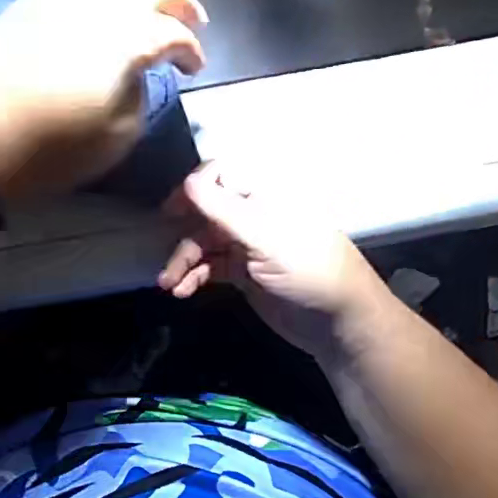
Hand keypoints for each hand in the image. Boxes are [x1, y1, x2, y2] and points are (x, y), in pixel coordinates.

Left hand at [0, 0, 207, 200]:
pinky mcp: (30, 4)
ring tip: (151, 15)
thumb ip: (140, 94)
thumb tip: (138, 72)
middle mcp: (97, 1)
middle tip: (190, 21)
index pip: (174, 32)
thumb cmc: (52, 148)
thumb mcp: (117, 136)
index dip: (191, 50)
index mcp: (126, 35)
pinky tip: (108, 16)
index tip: (194, 68)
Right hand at [159, 163, 394, 363]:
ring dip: (183, 261)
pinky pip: (209, 266)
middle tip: (161, 250)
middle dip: (182, 231)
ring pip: (203, 242)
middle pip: (205, 211)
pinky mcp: (242, 271)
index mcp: (266, 194)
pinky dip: (193, 277)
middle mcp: (254, 212)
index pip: (221, 176)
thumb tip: (188, 180)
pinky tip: (182, 291)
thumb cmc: (308, 269)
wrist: (336, 321)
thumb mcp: (264, 237)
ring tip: (169, 284)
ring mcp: (247, 243)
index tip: (172, 211)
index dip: (193, 189)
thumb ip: (223, 209)